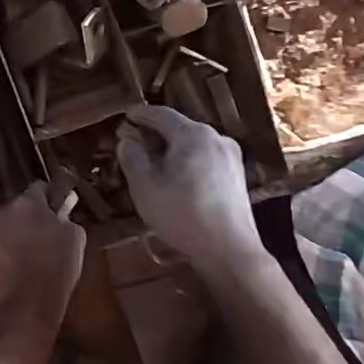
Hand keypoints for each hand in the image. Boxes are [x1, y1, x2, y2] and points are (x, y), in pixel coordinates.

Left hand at [0, 182, 86, 329]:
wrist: (27, 304)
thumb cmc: (57, 266)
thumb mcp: (76, 237)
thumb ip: (67, 219)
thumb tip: (62, 216)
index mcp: (27, 202)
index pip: (40, 187)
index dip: (52, 197)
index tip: (60, 208)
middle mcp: (3, 211)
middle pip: (21, 207)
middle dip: (32, 216)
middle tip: (48, 233)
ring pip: (9, 227)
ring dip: (19, 234)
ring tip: (35, 253)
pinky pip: (0, 246)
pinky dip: (9, 252)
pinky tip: (22, 267)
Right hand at [116, 106, 264, 276]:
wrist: (228, 250)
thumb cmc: (182, 214)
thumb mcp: (145, 186)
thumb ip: (132, 157)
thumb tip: (127, 139)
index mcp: (193, 134)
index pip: (161, 114)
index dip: (140, 114)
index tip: (126, 117)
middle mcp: (216, 137)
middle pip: (180, 128)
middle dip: (156, 134)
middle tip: (135, 143)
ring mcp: (230, 156)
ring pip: (194, 144)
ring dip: (173, 149)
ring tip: (154, 164)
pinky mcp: (237, 175)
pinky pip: (206, 158)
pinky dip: (189, 161)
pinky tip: (179, 179)